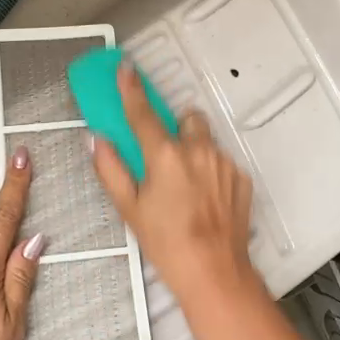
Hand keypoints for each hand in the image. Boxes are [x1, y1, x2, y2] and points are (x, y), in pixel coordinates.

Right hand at [92, 61, 257, 303]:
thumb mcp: (129, 208)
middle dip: (176, 129)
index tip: (126, 68)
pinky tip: (204, 199)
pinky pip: (221, 161)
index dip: (131, 88)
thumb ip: (111, 169)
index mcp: (165, 155)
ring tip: (186, 187)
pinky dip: (210, 171)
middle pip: (186, 119)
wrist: (214, 271)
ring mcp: (224, 162)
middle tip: (164, 157)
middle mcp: (198, 150)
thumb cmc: (166, 242)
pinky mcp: (241, 177)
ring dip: (194, 152)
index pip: (143, 113)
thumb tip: (97, 141)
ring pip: (205, 141)